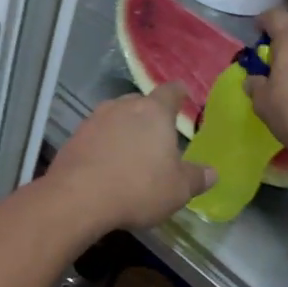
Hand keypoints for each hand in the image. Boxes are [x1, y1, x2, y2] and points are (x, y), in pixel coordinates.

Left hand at [47, 84, 212, 230]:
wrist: (78, 196)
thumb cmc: (138, 187)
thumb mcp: (178, 189)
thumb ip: (196, 178)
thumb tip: (212, 172)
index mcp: (153, 112)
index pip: (170, 91)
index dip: (178, 93)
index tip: (183, 95)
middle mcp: (122, 106)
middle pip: (140, 103)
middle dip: (149, 115)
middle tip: (158, 134)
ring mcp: (95, 119)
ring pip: (116, 116)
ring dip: (124, 129)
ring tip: (132, 151)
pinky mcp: (75, 135)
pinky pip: (97, 134)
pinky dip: (104, 143)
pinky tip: (107, 163)